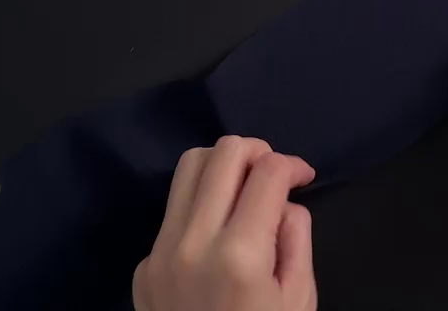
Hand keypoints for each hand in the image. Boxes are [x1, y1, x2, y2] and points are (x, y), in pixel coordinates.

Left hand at [133, 135, 318, 310]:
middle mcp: (193, 242)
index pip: (268, 171)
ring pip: (189, 166)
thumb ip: (296, 236)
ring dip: (223, 166)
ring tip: (244, 188)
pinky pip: (173, 210)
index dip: (293, 163)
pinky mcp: (143, 268)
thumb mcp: (299, 300)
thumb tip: (283, 199)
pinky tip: (217, 234)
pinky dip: (199, 204)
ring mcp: (160, 254)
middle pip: (225, 152)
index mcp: (240, 254)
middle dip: (258, 151)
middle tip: (274, 174)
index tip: (304, 176)